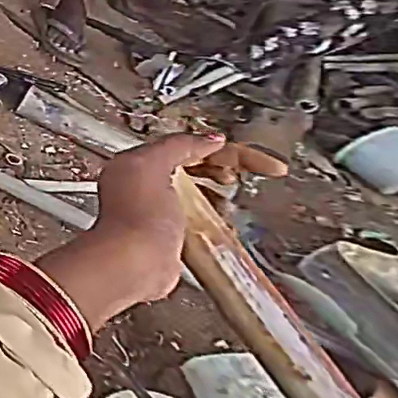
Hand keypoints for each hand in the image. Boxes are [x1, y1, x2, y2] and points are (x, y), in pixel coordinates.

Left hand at [89, 132, 226, 300]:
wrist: (134, 259)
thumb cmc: (138, 214)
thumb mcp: (152, 166)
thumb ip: (177, 147)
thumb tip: (208, 139)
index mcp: (134, 164)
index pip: (185, 146)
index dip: (225, 152)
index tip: (264, 164)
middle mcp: (140, 184)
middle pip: (190, 167)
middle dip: (221, 169)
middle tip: (242, 179)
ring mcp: (153, 209)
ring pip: (195, 192)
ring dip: (217, 195)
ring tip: (227, 202)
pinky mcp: (167, 233)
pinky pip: (197, 218)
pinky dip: (214, 218)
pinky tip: (223, 224)